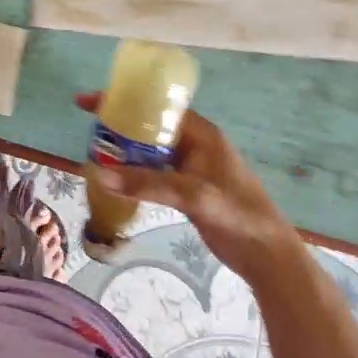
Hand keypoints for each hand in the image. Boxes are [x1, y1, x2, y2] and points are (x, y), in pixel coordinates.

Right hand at [76, 94, 300, 282]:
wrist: (269, 257)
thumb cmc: (238, 214)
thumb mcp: (193, 194)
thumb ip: (147, 184)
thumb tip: (99, 175)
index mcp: (201, 133)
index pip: (155, 106)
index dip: (123, 100)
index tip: (90, 102)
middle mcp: (194, 144)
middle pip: (149, 125)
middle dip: (118, 124)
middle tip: (88, 128)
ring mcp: (190, 167)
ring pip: (148, 149)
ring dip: (124, 150)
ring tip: (94, 151)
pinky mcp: (187, 189)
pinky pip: (152, 172)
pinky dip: (133, 172)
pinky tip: (114, 177)